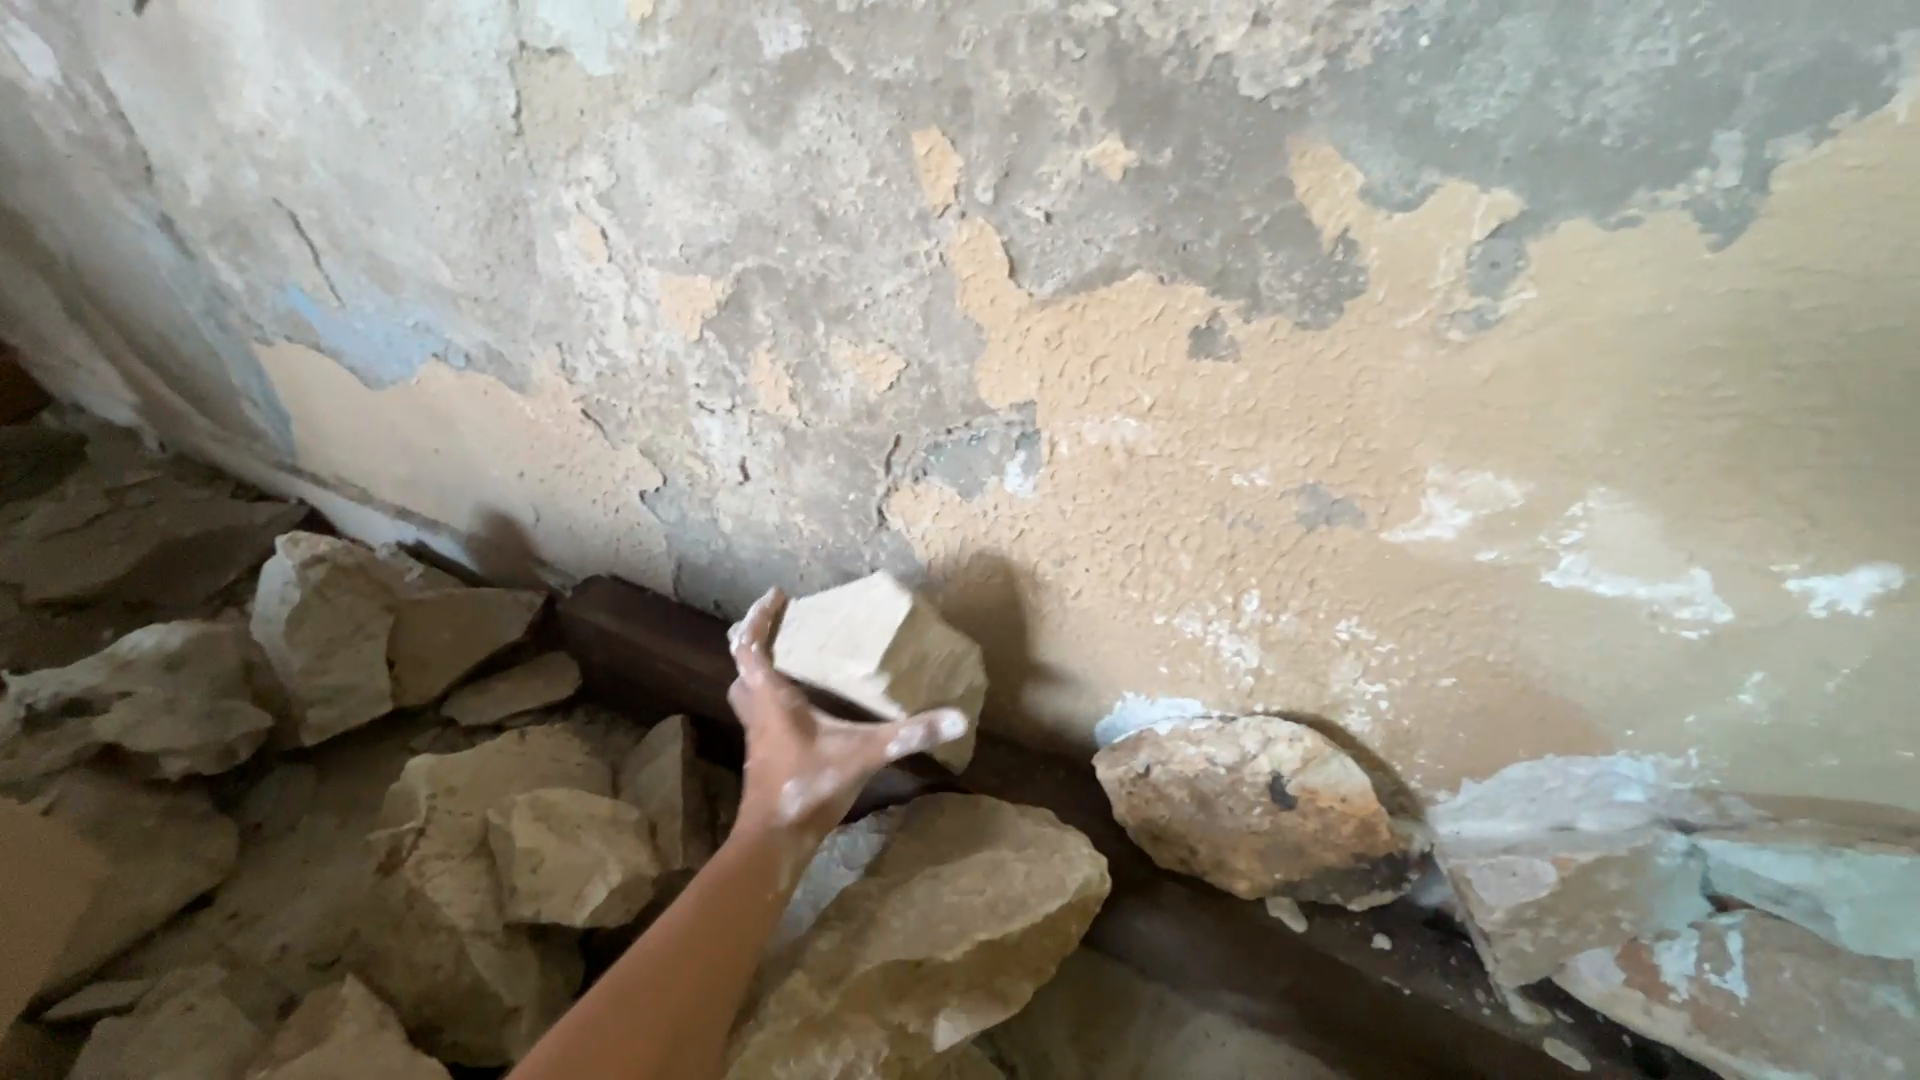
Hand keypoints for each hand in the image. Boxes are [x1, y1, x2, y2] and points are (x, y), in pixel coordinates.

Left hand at [726, 587, 968, 844]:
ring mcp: (758, 738)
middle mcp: (758, 713)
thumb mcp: (865, 755)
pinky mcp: (765, 758)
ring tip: (792, 664)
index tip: (777, 596)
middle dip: (755, 645)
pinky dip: (775, 703)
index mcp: (772, 700)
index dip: (759, 618)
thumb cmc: (809, 787)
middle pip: (742, 670)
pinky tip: (805, 712)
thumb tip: (957, 718)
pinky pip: (762, 717)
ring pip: (748, 696)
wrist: (774, 840)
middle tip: (782, 631)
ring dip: (761, 675)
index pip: (750, 647)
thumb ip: (909, 735)